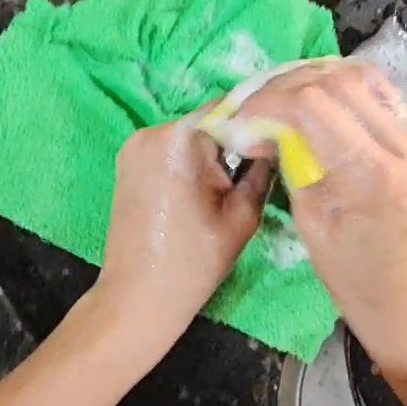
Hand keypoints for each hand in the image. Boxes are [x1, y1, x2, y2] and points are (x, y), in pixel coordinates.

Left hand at [85, 111, 272, 364]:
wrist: (137, 297)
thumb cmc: (193, 262)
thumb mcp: (242, 216)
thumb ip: (261, 170)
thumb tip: (278, 142)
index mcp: (179, 139)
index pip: (230, 109)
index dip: (258, 123)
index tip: (279, 141)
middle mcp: (151, 131)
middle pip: (208, 121)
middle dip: (233, 141)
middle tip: (254, 172)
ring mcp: (134, 145)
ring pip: (190, 136)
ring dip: (210, 153)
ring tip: (227, 188)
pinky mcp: (127, 162)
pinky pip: (170, 149)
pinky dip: (189, 162)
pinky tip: (201, 192)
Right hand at [228, 62, 406, 370]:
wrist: (404, 299)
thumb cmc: (350, 275)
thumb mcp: (308, 219)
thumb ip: (292, 161)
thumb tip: (263, 126)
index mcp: (371, 175)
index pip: (312, 106)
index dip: (268, 103)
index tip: (242, 117)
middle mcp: (402, 149)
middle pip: (337, 82)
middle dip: (286, 87)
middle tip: (255, 106)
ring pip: (360, 78)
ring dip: (313, 80)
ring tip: (281, 98)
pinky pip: (377, 95)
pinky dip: (341, 89)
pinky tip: (317, 100)